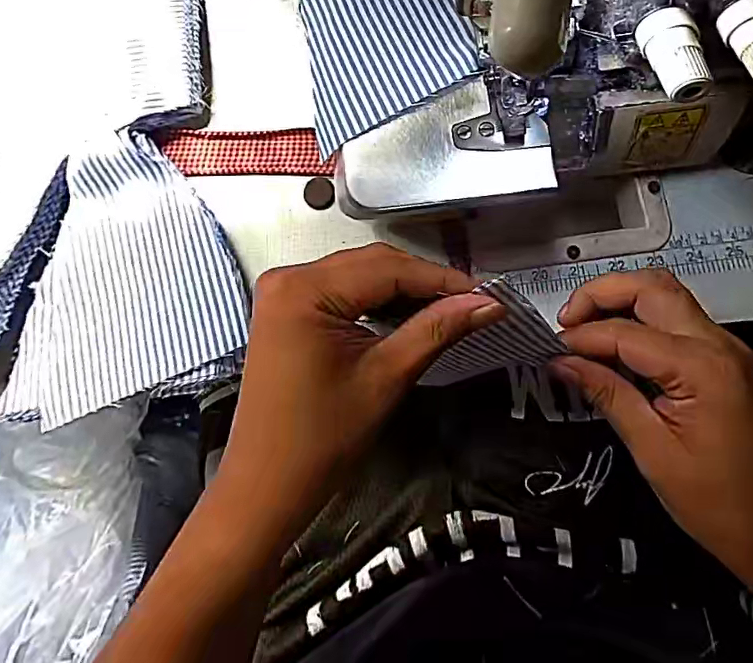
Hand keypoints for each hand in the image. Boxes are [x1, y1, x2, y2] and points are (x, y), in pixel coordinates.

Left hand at [213, 243, 502, 544]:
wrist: (264, 489)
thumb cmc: (320, 440)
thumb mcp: (384, 378)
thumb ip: (436, 330)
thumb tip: (487, 304)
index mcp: (304, 289)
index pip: (387, 268)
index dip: (440, 279)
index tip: (484, 293)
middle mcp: (288, 277)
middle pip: (372, 264)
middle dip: (423, 281)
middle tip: (471, 302)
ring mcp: (283, 291)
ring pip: (358, 272)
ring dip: (402, 287)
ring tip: (447, 307)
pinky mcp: (286, 308)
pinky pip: (341, 288)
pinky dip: (375, 297)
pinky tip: (407, 312)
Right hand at [548, 269, 752, 585]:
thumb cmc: (720, 504)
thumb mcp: (653, 452)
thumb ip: (608, 395)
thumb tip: (564, 363)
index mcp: (704, 368)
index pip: (627, 332)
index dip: (583, 338)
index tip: (554, 351)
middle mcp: (720, 344)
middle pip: (651, 286)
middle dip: (602, 293)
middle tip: (567, 320)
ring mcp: (726, 346)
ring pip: (665, 292)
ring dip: (622, 297)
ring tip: (585, 324)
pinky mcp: (725, 356)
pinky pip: (677, 316)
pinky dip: (640, 315)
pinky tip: (616, 341)